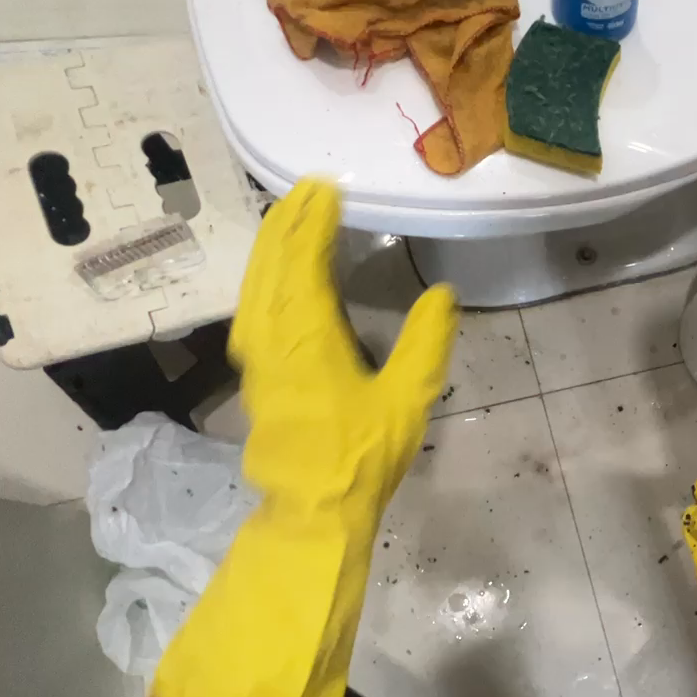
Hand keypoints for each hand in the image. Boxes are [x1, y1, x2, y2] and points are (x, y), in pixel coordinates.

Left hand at [150, 178, 457, 696]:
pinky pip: (253, 306)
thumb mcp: (409, 398)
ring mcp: (256, 356)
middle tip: (308, 189)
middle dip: (286, 221)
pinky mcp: (256, 373)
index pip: (303, 262)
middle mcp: (272, 337)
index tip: (327, 188)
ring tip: (290, 217)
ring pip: (254, 284)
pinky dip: (263, 276)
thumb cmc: (364, 453)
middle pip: (269, 264)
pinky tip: (274, 277)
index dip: (313, 222)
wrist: (315, 509)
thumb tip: (443, 294)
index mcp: (307, 337)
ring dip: (271, 245)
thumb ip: (426, 342)